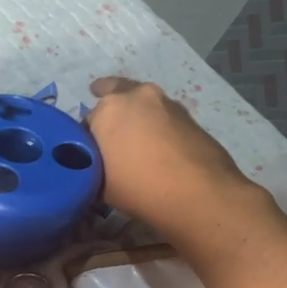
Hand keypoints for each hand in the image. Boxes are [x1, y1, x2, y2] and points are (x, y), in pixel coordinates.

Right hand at [88, 77, 255, 238]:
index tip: (92, 151)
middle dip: (112, 108)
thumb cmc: (138, 187)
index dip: (89, 136)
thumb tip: (95, 162)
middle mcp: (137, 96)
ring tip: (138, 142)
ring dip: (139, 116)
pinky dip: (160, 127)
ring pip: (146, 105)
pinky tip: (161, 150)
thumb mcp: (99, 184)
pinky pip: (166, 118)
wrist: (198, 193)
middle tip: (110, 130)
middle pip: (118, 94)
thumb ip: (92, 164)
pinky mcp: (191, 117)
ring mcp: (168, 103)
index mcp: (108, 108)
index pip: (88, 119)